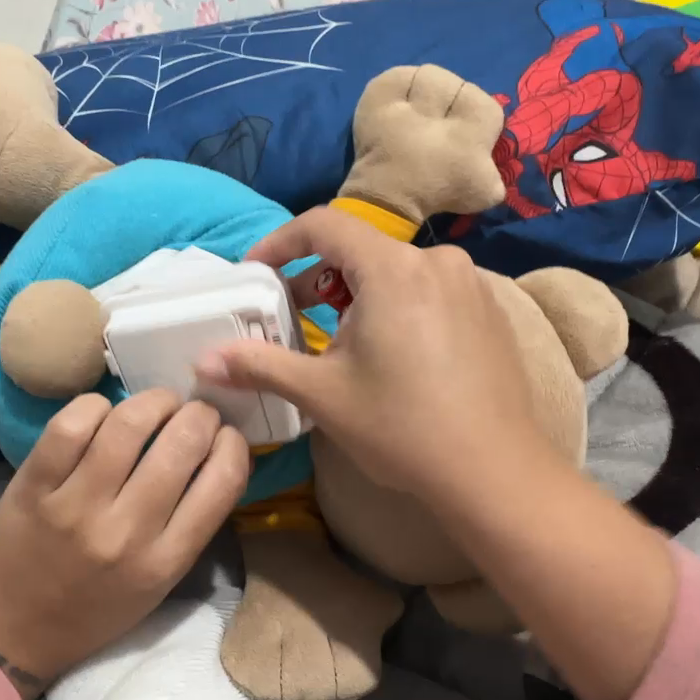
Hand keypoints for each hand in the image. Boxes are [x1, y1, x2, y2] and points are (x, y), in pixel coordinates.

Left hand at [0, 390, 248, 699]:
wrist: (8, 631)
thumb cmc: (94, 608)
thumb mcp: (160, 583)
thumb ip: (192, 522)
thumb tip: (221, 451)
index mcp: (165, 561)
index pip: (224, 480)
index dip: (234, 443)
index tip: (225, 437)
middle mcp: (125, 532)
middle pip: (183, 441)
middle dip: (199, 413)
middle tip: (192, 414)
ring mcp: (75, 506)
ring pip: (129, 423)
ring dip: (154, 400)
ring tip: (156, 406)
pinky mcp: (33, 485)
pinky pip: (72, 424)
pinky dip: (96, 405)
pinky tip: (103, 415)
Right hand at [196, 206, 551, 504]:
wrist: (495, 474)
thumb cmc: (402, 427)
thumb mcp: (323, 394)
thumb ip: (260, 366)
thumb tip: (204, 361)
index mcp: (393, 269)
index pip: (324, 225)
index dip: (280, 243)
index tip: (255, 273)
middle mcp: (437, 261)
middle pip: (361, 249)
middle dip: (319, 277)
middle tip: (296, 317)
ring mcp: (472, 285)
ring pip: (397, 272)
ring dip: (359, 295)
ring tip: (345, 345)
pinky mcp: (491, 311)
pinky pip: (431, 291)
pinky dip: (399, 307)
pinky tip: (396, 357)